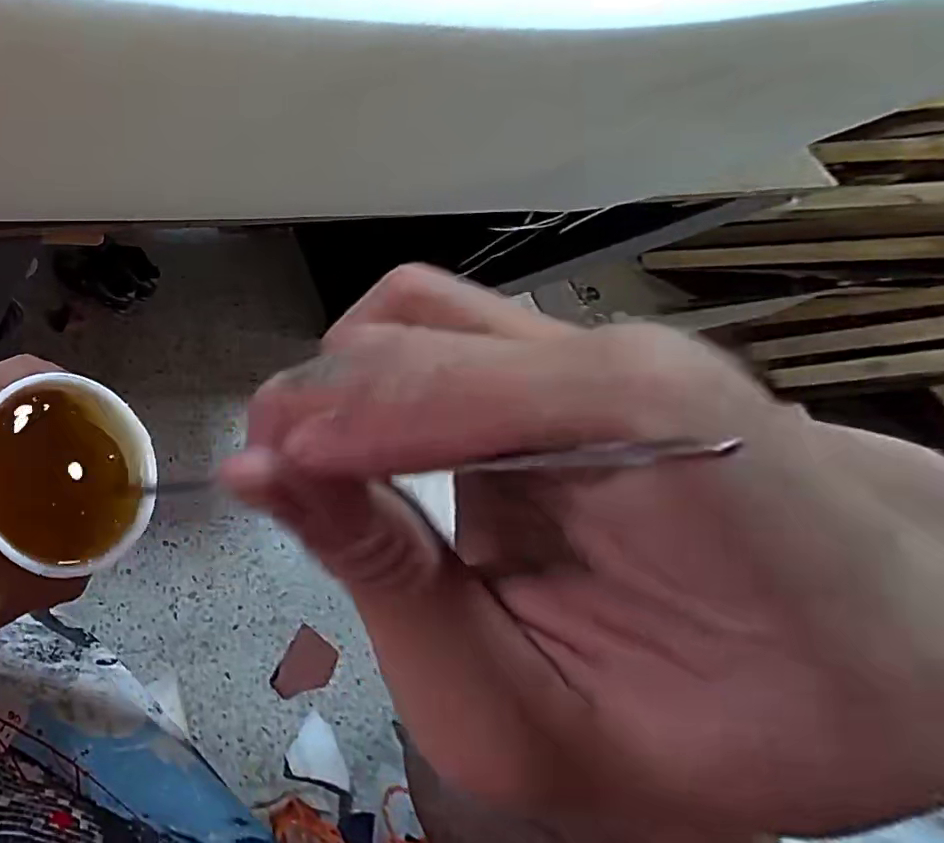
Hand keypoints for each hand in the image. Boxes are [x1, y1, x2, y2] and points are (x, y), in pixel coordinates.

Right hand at [219, 264, 943, 837]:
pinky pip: (422, 317)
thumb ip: (378, 575)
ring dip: (335, 382)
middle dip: (325, 406)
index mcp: (730, 493)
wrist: (794, 671)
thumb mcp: (506, 709)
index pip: (554, 395)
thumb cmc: (670, 728)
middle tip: (270, 480)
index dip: (398, 411)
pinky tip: (365, 432)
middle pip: (442, 340)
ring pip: (413, 310)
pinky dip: (362, 366)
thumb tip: (244, 469)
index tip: (279, 463)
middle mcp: (667, 377)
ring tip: (312, 459)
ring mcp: (602, 343)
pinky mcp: (552, 342)